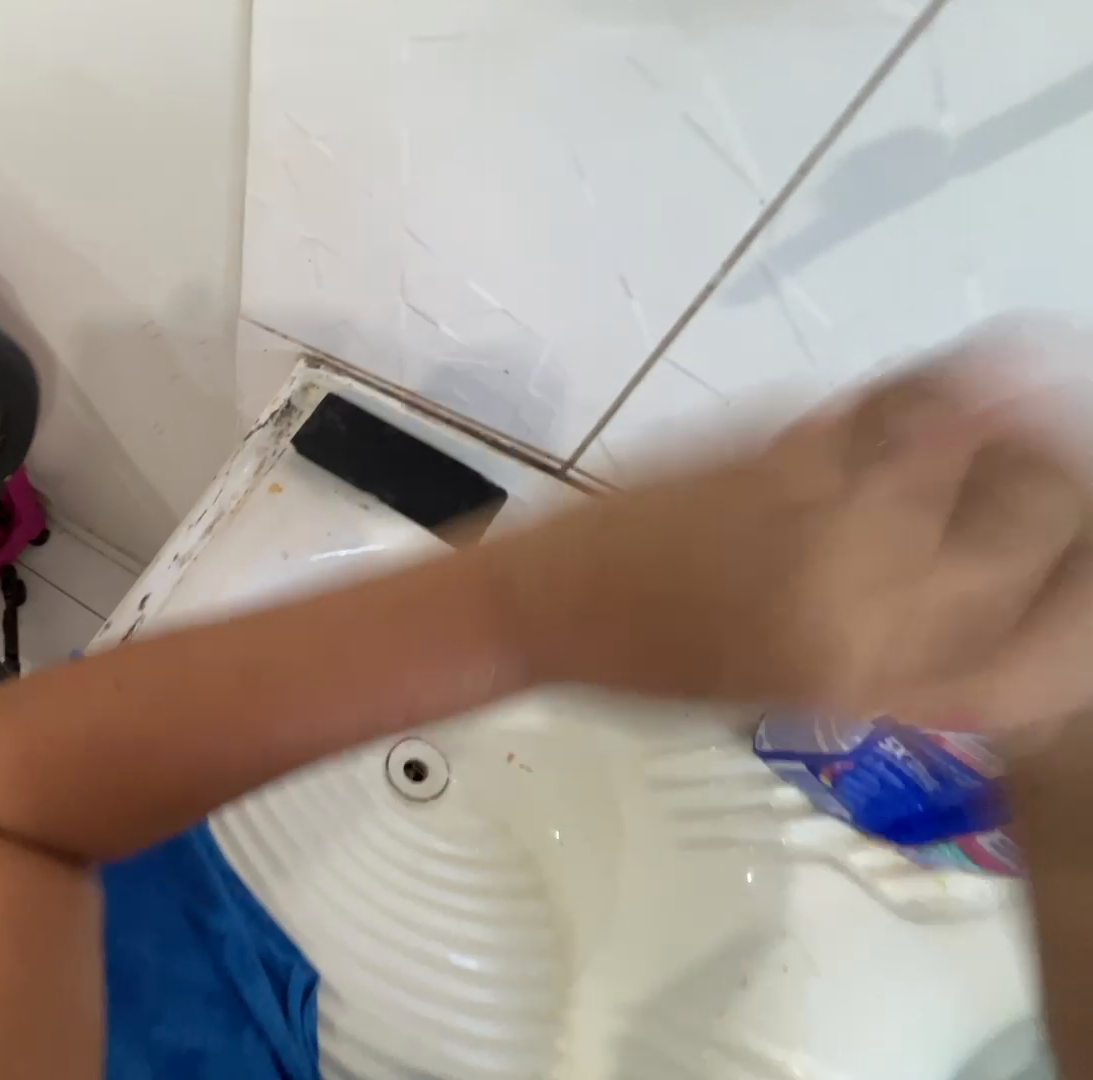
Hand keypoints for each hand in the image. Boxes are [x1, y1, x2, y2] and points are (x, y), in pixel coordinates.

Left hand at [479, 364, 1091, 737]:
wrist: (533, 608)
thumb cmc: (633, 660)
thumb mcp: (768, 692)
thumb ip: (876, 659)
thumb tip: (964, 616)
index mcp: (874, 678)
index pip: (1057, 642)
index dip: (1079, 592)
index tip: (1073, 557)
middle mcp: (869, 600)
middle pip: (1045, 523)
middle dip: (1059, 492)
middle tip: (1039, 466)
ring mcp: (817, 519)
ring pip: (984, 451)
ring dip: (1016, 421)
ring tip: (1013, 406)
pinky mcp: (761, 461)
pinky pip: (886, 410)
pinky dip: (939, 385)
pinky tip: (962, 375)